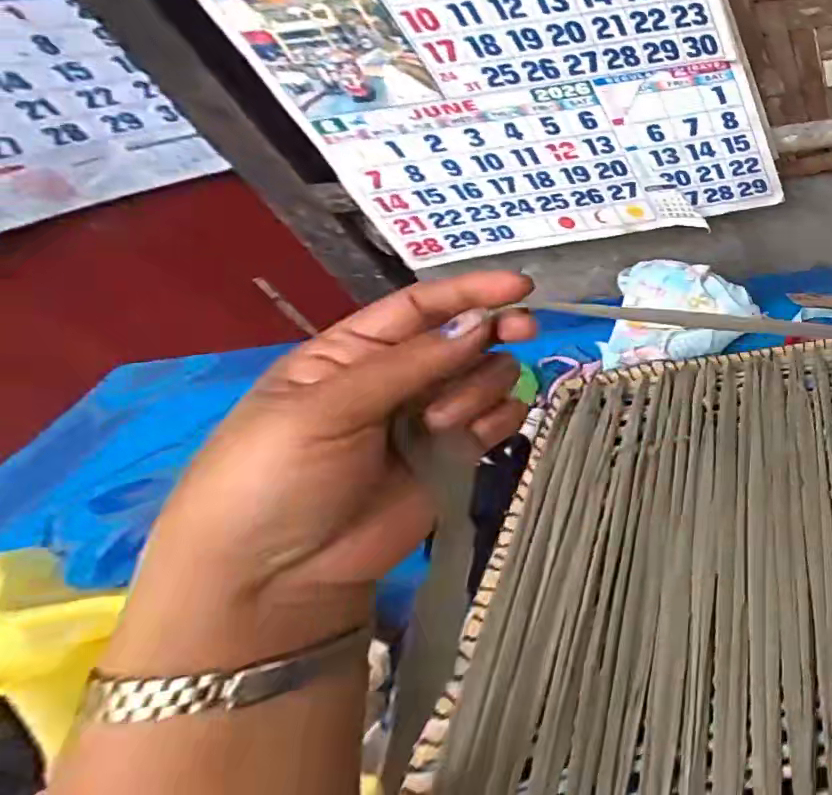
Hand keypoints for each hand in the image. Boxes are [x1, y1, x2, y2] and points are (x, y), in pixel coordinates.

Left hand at [106, 272, 537, 672]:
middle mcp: (399, 377)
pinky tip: (470, 440)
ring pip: (490, 374)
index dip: (471, 291)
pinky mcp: (459, 451)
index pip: (420, 307)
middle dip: (497, 330)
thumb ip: (408, 363)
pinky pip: (502, 416)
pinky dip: (497, 421)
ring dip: (479, 389)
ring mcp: (431, 415)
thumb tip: (483, 322)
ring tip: (443, 423)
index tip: (521, 286)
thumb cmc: (271, 482)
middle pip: (467, 335)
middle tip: (524, 330)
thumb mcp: (323, 411)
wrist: (275, 580)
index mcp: (351, 355)